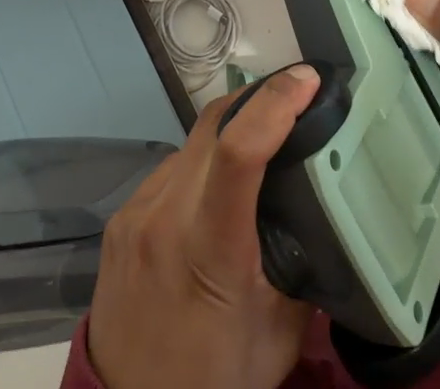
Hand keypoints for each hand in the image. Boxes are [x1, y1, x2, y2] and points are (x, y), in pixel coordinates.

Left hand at [87, 66, 321, 388]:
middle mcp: (163, 217)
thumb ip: (300, 258)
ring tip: (268, 139)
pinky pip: (170, 169)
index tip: (308, 79)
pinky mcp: (120, 218)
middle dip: (259, 99)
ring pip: (191, 143)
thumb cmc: (215, 374)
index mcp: (210, 247)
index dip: (275, 104)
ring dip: (231, 131)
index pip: (240, 152)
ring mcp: (135, 214)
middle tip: (299, 95)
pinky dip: (203, 162)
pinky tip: (222, 183)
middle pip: (212, 126)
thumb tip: (320, 203)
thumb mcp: (279, 328)